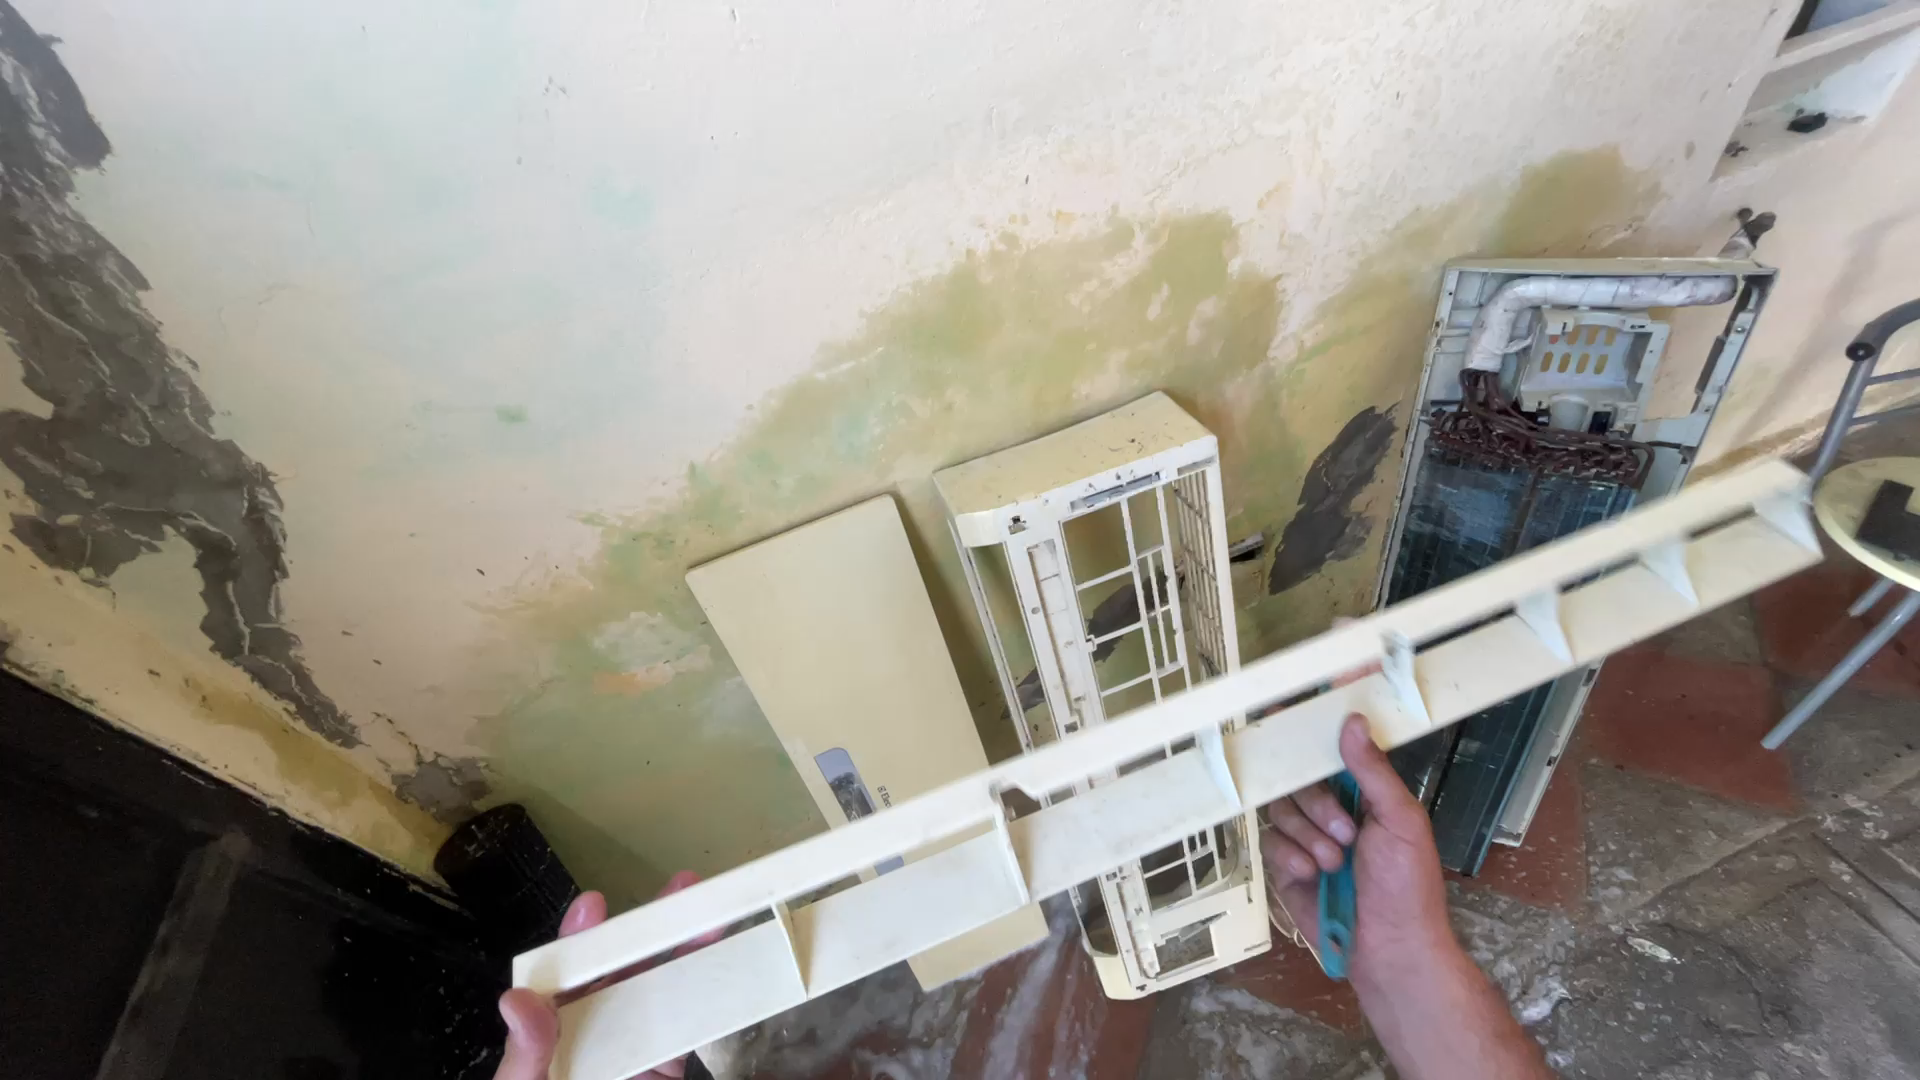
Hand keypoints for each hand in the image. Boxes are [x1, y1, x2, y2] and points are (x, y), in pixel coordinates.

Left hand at [493, 872, 711, 1079]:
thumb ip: (525, 1057)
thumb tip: (516, 996)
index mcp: (553, 1033)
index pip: (566, 977)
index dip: (582, 938)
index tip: (594, 905)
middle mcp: (596, 1029)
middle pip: (625, 967)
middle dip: (652, 924)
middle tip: (684, 885)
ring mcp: (637, 1045)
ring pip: (666, 983)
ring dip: (690, 944)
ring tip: (714, 912)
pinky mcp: (670, 1065)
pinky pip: (693, 1020)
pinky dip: (713, 986)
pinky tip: (730, 960)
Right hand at [1260, 713, 1455, 989]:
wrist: (1389, 949)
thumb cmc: (1408, 885)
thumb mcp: (1401, 822)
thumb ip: (1373, 771)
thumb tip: (1352, 719)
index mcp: (1358, 793)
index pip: (1329, 749)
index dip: (1310, 728)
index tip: (1288, 705)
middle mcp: (1327, 808)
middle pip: (1296, 780)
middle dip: (1317, 806)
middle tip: (1346, 833)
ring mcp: (1303, 835)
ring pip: (1280, 810)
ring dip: (1309, 836)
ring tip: (1335, 863)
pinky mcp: (1283, 863)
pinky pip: (1270, 842)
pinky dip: (1293, 858)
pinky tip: (1314, 875)